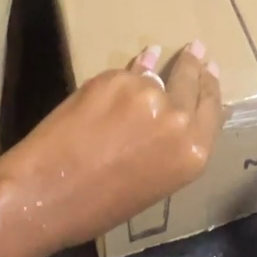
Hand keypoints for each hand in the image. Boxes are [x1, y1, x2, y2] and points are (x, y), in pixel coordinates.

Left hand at [0, 42, 221, 253]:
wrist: (43, 194)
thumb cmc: (97, 207)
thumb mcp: (153, 183)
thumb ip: (171, 147)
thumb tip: (174, 117)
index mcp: (194, 152)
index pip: (213, 108)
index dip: (211, 87)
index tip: (211, 70)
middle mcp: (178, 119)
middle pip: (192, 81)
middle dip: (194, 64)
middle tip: (196, 49)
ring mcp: (146, 94)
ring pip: (157, 74)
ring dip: (159, 64)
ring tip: (160, 53)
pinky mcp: (115, 79)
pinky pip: (128, 72)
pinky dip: (131, 69)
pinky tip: (136, 61)